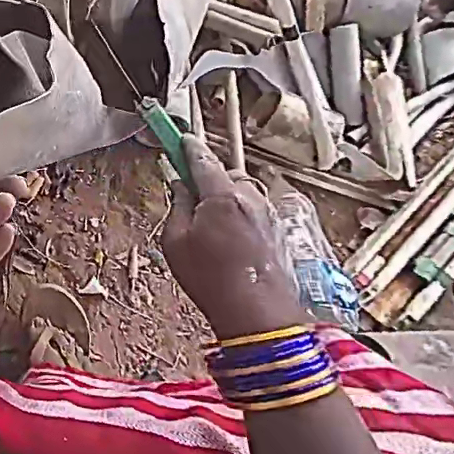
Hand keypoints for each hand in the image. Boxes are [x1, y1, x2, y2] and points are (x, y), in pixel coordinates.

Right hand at [162, 137, 306, 339]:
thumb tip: (180, 184)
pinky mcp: (279, 231)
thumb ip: (178, 205)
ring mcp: (269, 215)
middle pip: (227, 174)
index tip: (179, 137)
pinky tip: (229, 237)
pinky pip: (255, 209)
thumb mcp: (175, 240)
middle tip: (190, 197)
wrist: (258, 316)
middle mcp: (251, 199)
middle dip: (210, 178)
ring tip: (210, 223)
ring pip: (244, 191)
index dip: (188, 147)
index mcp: (222, 197)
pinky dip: (240, 212)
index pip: (203, 160)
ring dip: (226, 196)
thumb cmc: (210, 278)